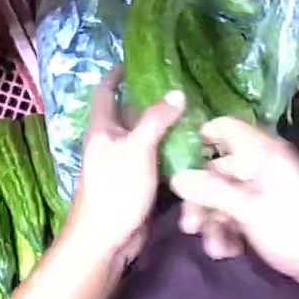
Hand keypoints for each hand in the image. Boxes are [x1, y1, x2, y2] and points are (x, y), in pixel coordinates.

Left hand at [59, 68, 183, 258]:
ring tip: (194, 113)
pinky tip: (192, 145)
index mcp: (103, 128)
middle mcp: (112, 142)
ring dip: (166, 128)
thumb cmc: (115, 189)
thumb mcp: (137, 148)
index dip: (117, 74)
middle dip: (152, 101)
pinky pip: (157, 159)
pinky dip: (171, 151)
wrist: (107, 238)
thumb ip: (156, 119)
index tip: (134, 60)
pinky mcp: (138, 183)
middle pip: (131, 114)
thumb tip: (176, 93)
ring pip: (147, 138)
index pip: (106, 92)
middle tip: (182, 87)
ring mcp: (125, 163)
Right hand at [168, 118, 298, 292]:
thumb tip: (175, 177)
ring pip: (223, 198)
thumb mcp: (250, 211)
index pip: (224, 128)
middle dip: (199, 198)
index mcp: (261, 153)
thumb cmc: (298, 228)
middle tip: (188, 227)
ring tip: (214, 249)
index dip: (197, 138)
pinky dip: (229, 233)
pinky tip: (227, 253)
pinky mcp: (265, 215)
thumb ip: (211, 192)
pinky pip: (236, 216)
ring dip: (214, 222)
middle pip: (216, 171)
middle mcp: (260, 167)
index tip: (173, 160)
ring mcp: (263, 192)